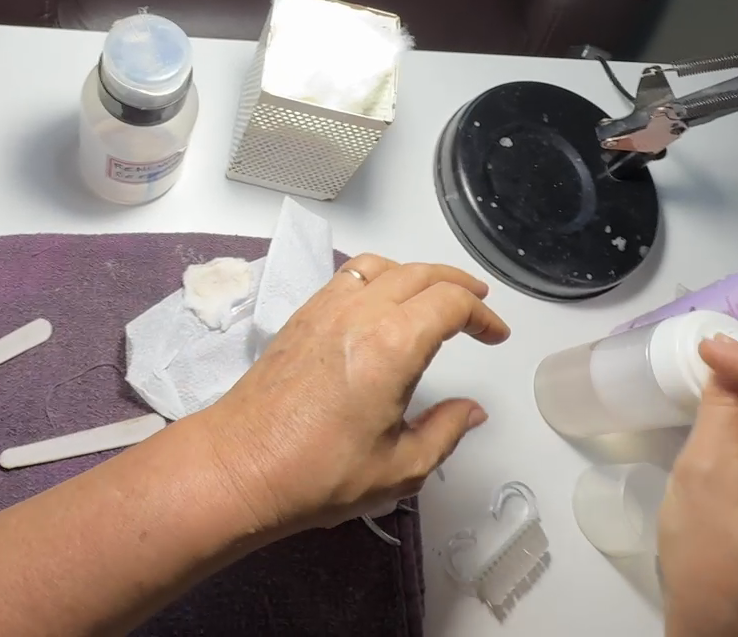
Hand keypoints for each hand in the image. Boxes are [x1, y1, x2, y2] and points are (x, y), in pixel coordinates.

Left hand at [193, 254, 510, 535]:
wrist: (242, 464)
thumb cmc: (318, 473)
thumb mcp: (399, 468)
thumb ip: (444, 432)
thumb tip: (470, 410)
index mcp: (391, 345)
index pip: (449, 303)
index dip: (481, 314)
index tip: (495, 334)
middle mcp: (360, 313)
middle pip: (420, 273)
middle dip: (457, 284)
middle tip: (479, 304)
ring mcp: (326, 307)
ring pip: (382, 265)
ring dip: (417, 272)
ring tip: (435, 293)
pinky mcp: (303, 314)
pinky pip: (349, 275)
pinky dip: (379, 275)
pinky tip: (384, 300)